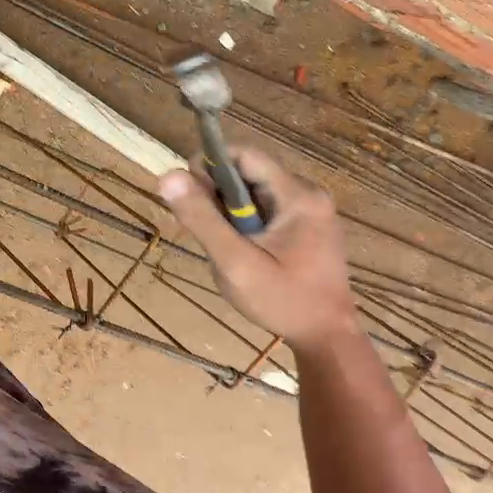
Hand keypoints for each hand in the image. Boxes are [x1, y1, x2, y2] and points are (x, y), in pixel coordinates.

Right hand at [157, 146, 359, 351]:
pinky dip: (239, 221)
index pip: (243, 155)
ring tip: (222, 245)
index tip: (188, 196)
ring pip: (249, 190)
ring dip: (225, 210)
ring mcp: (307, 209)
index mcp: (298, 196)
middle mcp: (307, 194)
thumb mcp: (234, 262)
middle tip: (203, 229)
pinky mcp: (303, 224)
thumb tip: (167, 175)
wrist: (326, 337)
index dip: (208, 166)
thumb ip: (201, 218)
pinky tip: (238, 249)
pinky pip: (259, 206)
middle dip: (214, 194)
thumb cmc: (282, 300)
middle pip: (244, 172)